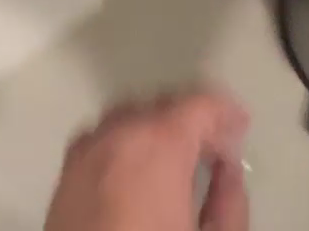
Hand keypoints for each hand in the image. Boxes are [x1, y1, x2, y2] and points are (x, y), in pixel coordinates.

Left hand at [44, 91, 250, 230]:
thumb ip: (228, 202)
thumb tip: (228, 173)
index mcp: (159, 145)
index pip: (199, 105)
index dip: (226, 112)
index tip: (241, 126)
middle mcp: (119, 133)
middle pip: (164, 106)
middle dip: (193, 121)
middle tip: (217, 150)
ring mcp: (88, 148)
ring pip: (132, 116)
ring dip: (159, 128)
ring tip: (181, 160)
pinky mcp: (67, 170)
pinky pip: (105, 136)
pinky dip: (128, 140)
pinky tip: (141, 171)